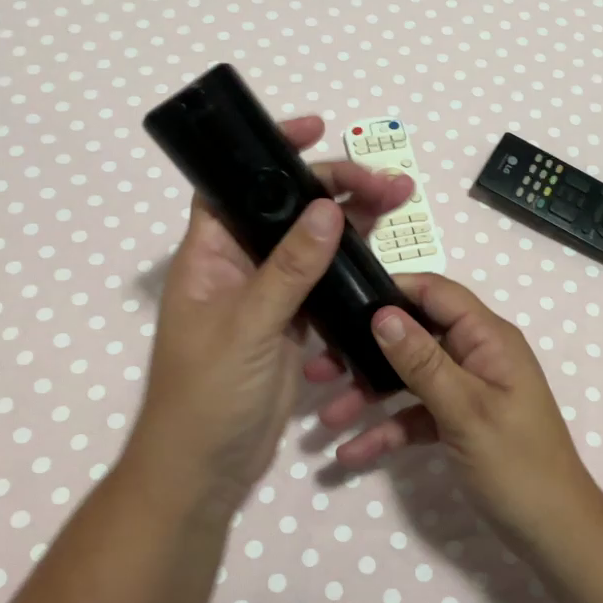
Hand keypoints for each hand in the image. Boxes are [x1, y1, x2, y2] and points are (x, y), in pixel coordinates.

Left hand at [129, 116, 414, 507]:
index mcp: (210, 255)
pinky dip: (351, 262)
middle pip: (287, 209)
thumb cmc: (205, 396)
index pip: (237, 186)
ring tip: (398, 200)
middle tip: (386, 182)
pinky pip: (324, 280)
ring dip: (352, 221)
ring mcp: (268, 295)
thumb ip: (289, 269)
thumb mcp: (247, 327)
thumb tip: (327, 209)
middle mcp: (239, 266)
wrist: (204, 471)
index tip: (315, 130)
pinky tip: (380, 250)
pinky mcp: (292, 324)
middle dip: (334, 187)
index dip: (271, 153)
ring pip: (312, 242)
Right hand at [314, 274, 602, 536]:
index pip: (436, 293)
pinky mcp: (458, 423)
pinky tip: (351, 454)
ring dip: (369, 395)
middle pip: (414, 336)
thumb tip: (382, 313)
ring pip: (408, 378)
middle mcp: (476, 355)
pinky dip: (386, 430)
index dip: (392, 291)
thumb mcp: (465, 410)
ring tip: (325, 418)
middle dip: (366, 351)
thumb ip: (422, 362)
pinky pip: (414, 416)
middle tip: (319, 368)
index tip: (343, 302)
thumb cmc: (517, 464)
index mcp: (488, 339)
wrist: (553, 533)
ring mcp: (467, 390)